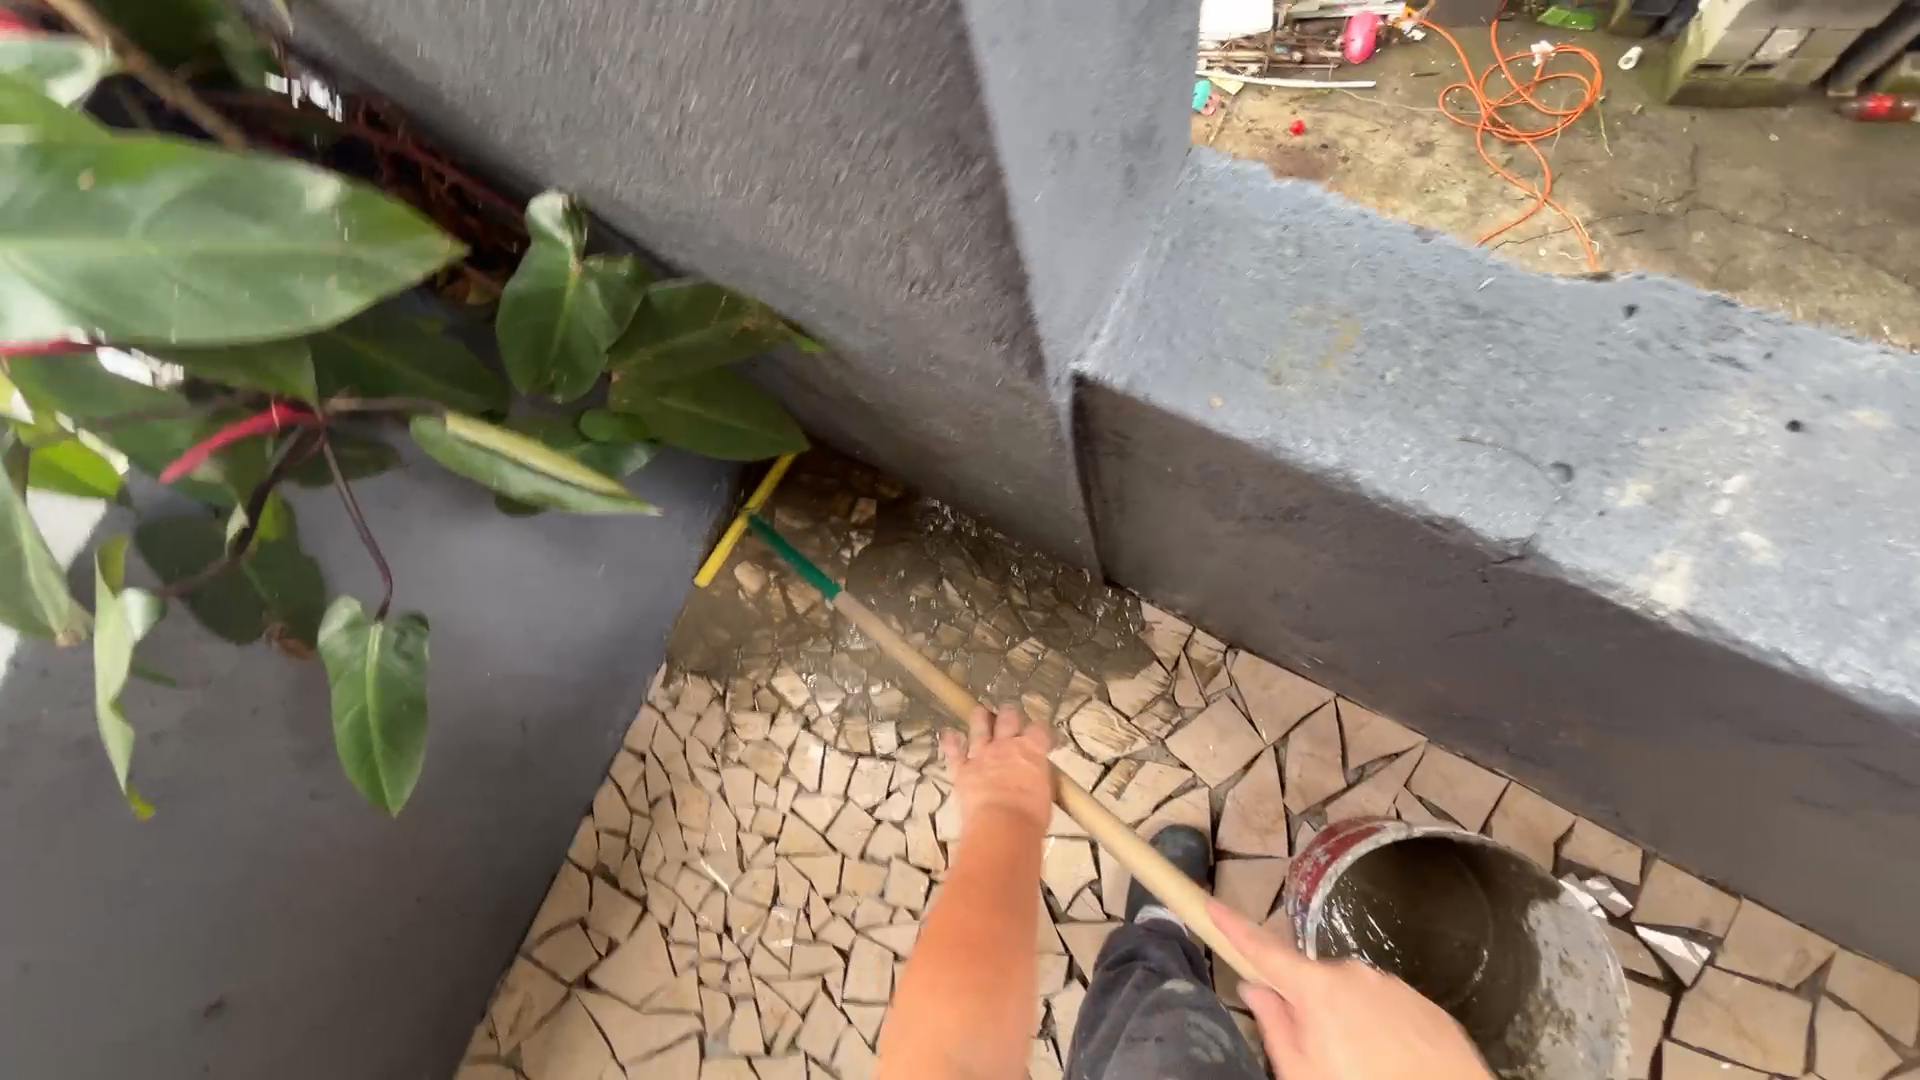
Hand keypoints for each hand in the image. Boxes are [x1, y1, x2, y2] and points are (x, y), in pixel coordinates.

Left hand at [939, 705, 1053, 831]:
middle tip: (1008, 711)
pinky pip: (954, 751)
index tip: (1040, 731)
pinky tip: (948, 735)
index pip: (1039, 729)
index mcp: (1032, 750)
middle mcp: (1006, 745)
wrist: (1002, 824)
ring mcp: (982, 754)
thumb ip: (1038, 777)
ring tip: (979, 712)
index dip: (1040, 728)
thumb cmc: (1031, 814)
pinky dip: (951, 743)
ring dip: (980, 718)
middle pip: (1008, 719)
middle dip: (1009, 714)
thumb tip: (1036, 775)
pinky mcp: (962, 768)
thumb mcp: (1045, 793)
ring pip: (979, 728)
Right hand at [1209, 900, 1494, 1079]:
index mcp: (1317, 989)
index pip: (1262, 950)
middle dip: (1306, 1005)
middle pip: (1311, 979)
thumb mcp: (1303, 1075)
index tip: (1209, 903)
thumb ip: (1274, 1026)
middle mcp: (1353, 974)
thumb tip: (1255, 990)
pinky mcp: (1428, 1006)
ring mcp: (1393, 986)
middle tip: (1319, 1053)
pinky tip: (1395, 1066)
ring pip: (1351, 994)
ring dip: (1347, 1019)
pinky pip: (1388, 1008)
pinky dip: (1382, 1029)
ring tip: (1366, 1068)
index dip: (1231, 926)